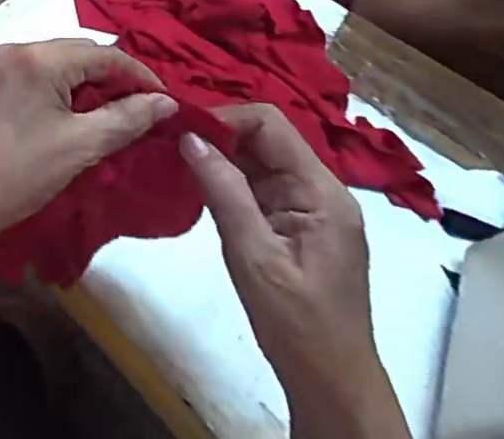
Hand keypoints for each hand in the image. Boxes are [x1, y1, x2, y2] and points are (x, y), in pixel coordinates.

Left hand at [0, 40, 176, 251]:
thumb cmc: (20, 172)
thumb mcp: (81, 146)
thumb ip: (127, 118)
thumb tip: (166, 102)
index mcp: (38, 57)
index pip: (103, 54)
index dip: (139, 76)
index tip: (166, 101)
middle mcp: (18, 48)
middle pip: (81, 52)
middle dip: (114, 77)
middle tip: (142, 108)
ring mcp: (1, 63)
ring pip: (60, 62)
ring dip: (89, 83)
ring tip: (115, 112)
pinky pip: (40, 73)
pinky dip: (64, 87)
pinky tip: (78, 112)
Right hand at [182, 105, 407, 437]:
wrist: (331, 385)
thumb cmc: (296, 324)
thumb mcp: (253, 255)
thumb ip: (224, 190)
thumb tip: (189, 137)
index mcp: (321, 191)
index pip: (271, 125)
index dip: (226, 118)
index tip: (183, 130)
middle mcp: (320, 188)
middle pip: (265, 137)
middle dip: (219, 134)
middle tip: (172, 142)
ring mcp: (309, 205)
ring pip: (259, 158)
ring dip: (220, 155)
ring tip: (177, 157)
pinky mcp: (296, 222)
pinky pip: (259, 183)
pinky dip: (228, 178)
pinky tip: (199, 183)